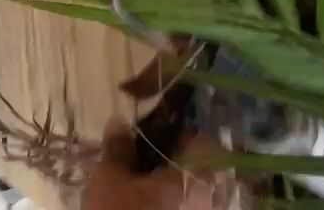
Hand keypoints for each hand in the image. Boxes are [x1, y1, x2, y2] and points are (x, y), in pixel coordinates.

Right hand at [81, 119, 221, 209]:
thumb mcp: (110, 176)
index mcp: (196, 182)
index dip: (183, 128)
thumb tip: (121, 122)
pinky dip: (177, 196)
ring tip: (143, 172)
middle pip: (207, 166)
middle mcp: (214, 203)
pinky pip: (194, 206)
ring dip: (176, 176)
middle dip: (178, 153)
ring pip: (201, 189)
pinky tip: (150, 195)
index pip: (207, 143)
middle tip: (147, 147)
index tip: (157, 124)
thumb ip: (118, 146)